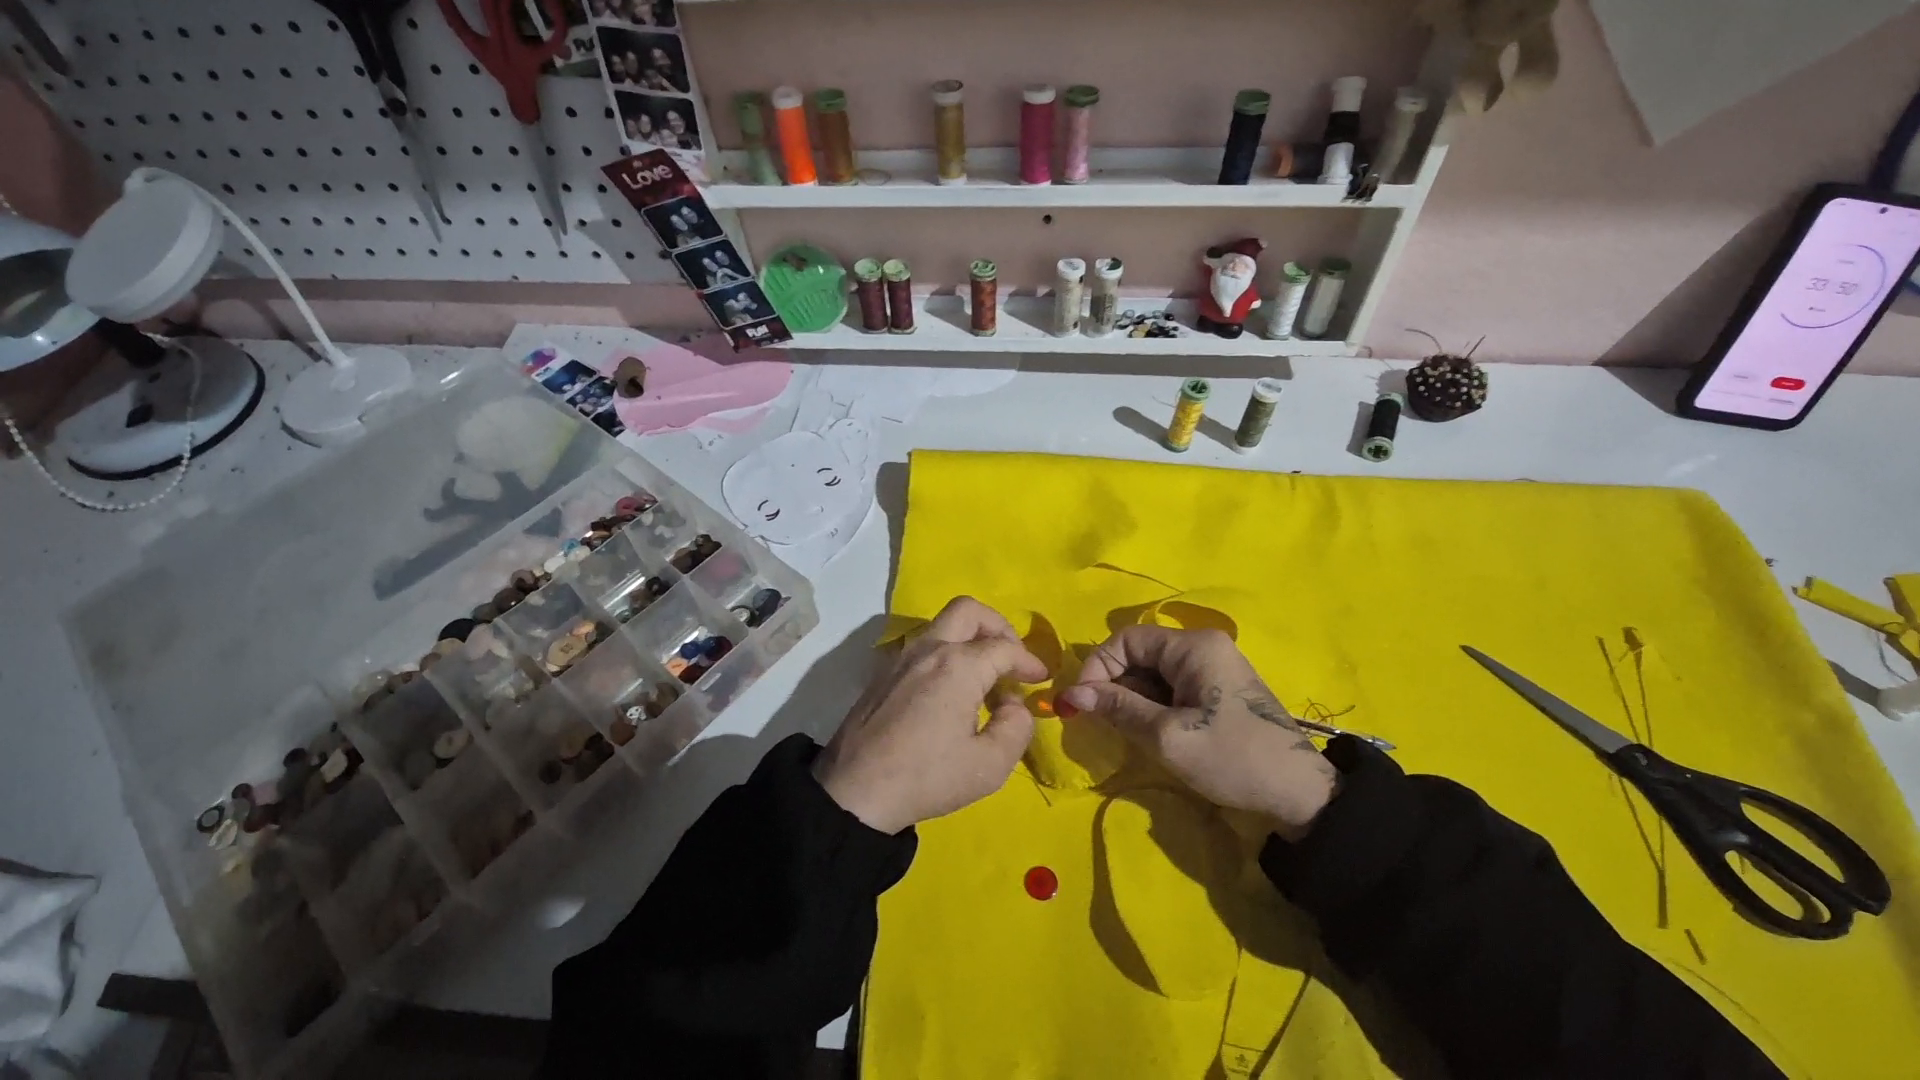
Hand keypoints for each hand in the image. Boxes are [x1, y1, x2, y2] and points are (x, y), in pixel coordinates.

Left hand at [812, 597, 1047, 834]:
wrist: (854, 792)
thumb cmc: (926, 777)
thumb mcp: (989, 765)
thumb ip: (1016, 728)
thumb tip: (1014, 705)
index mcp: (958, 665)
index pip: (1004, 647)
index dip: (1029, 660)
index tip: (1041, 679)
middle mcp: (928, 649)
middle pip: (968, 611)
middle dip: (998, 627)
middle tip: (1012, 657)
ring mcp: (900, 659)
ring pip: (941, 626)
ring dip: (970, 640)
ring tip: (984, 678)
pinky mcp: (882, 675)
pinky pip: (923, 648)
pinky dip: (946, 654)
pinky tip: (952, 691)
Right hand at [1056, 627, 1338, 839]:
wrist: (1298, 793)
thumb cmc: (1231, 758)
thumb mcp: (1167, 737)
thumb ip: (1118, 708)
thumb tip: (1070, 693)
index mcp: (1193, 647)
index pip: (1127, 639)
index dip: (1098, 667)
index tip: (1082, 703)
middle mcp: (1202, 647)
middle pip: (1139, 654)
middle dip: (1113, 685)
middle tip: (1098, 721)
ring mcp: (1212, 668)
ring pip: (1152, 673)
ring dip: (1131, 699)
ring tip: (1122, 730)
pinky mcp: (1216, 691)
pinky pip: (1170, 688)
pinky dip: (1151, 706)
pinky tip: (1147, 732)